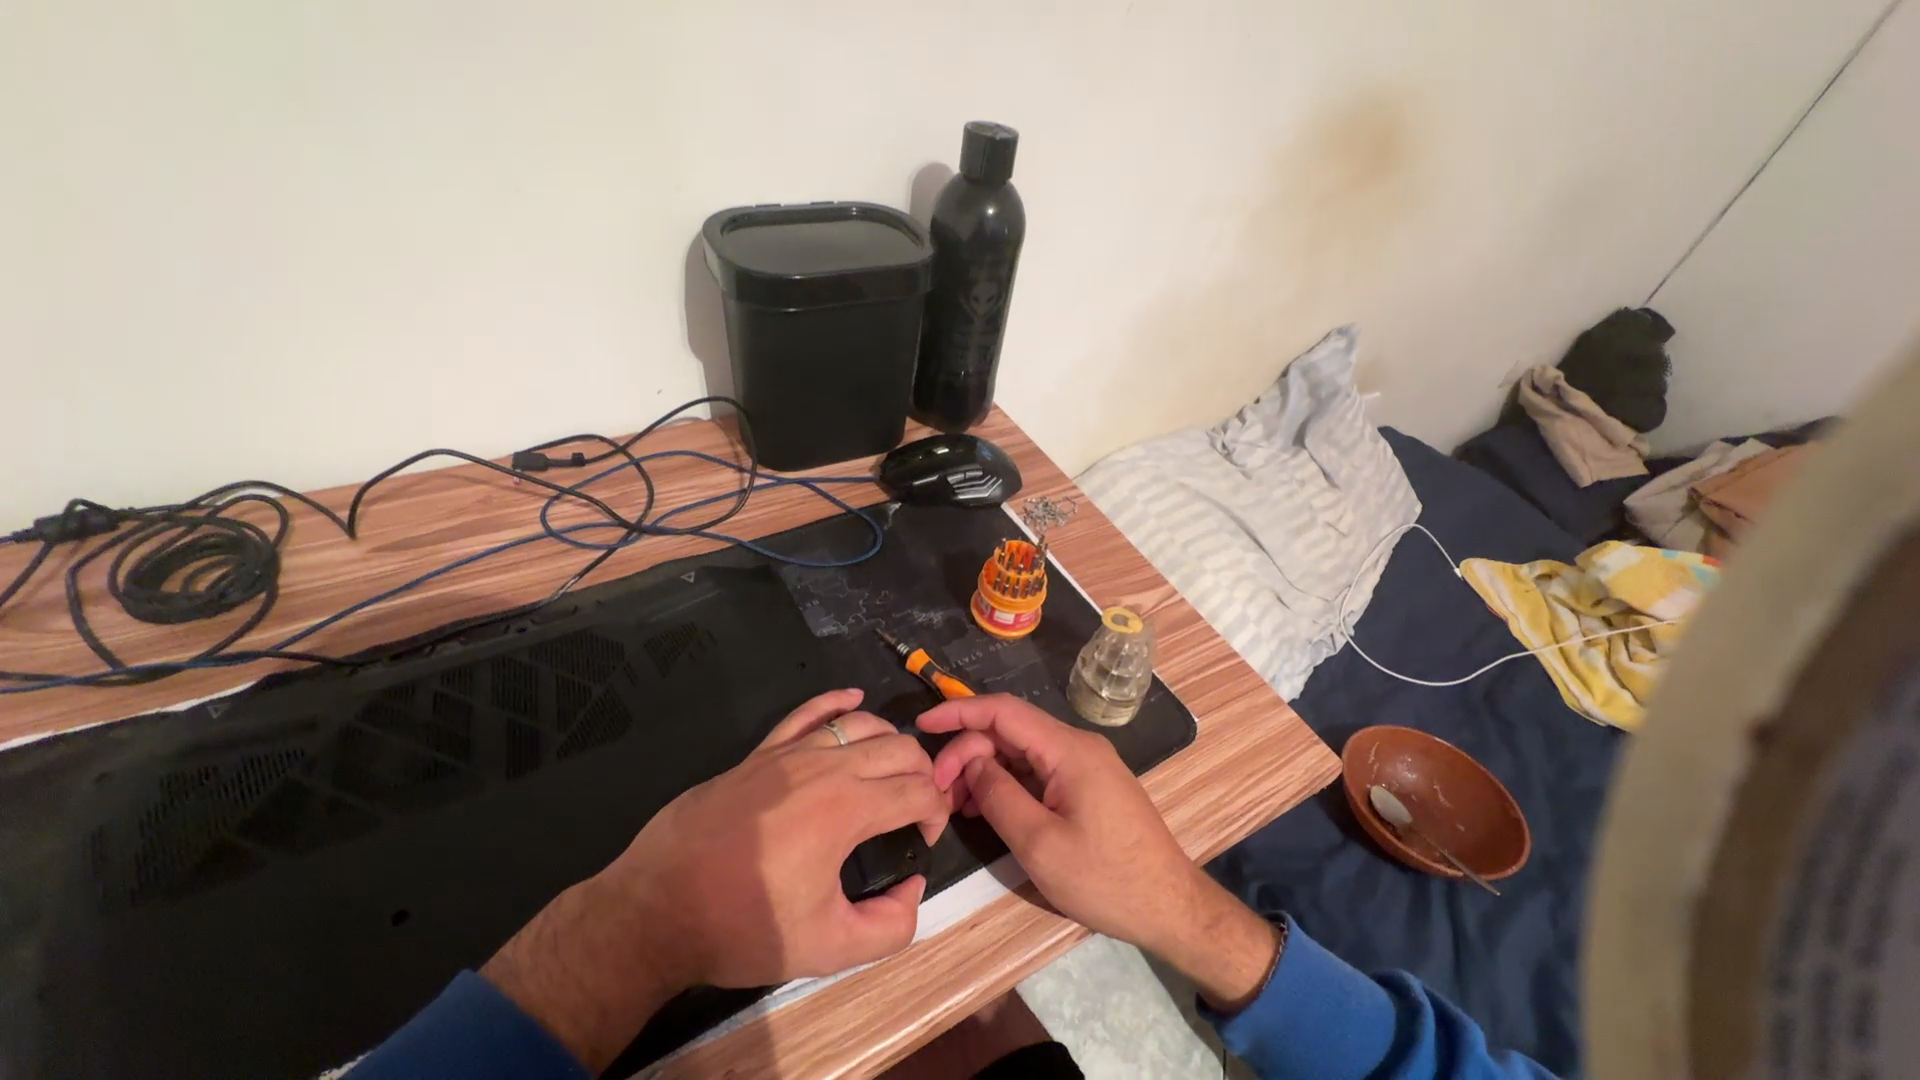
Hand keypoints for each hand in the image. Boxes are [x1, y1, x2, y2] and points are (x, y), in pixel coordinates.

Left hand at [482, 688, 947, 1071]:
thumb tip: (911, 887)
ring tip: (891, 774)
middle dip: (923, 776)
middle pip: (900, 749)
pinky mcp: (760, 753)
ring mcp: (789, 753)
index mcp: (848, 808)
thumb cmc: (745, 926)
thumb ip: (890, 925)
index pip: (920, 791)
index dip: (936, 814)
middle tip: (914, 813)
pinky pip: (807, 712)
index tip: (924, 842)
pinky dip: (836, 702)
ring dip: (890, 744)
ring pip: (861, 723)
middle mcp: (826, 767)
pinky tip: (852, 700)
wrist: (658, 908)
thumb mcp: (828, 948)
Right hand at [918, 694, 1279, 1011]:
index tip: (922, 724)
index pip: (1003, 711)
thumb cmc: (1106, 879)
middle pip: (1009, 731)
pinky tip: (984, 809)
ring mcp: (1085, 765)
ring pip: (1021, 752)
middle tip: (936, 793)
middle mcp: (1077, 746)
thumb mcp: (1040, 843)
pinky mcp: (1088, 786)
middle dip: (967, 753)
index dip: (958, 712)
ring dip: (984, 771)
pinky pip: (1038, 771)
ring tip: (954, 807)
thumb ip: (999, 796)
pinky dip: (1006, 784)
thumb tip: (971, 762)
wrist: (1171, 906)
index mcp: (1068, 749)